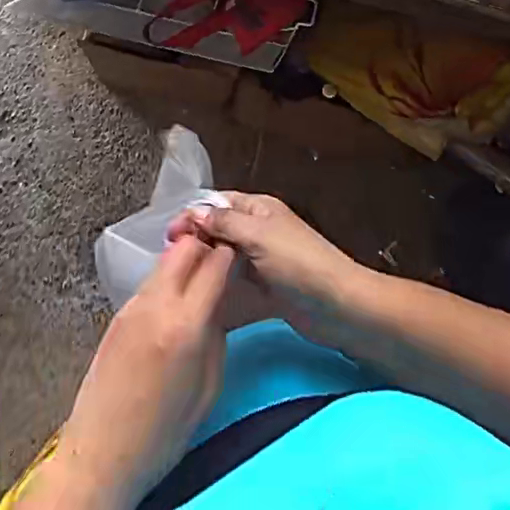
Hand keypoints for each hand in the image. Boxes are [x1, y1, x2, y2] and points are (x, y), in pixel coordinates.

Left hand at [46, 233, 235, 508]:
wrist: (102, 449)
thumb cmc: (163, 433)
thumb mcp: (208, 389)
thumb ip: (217, 337)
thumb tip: (218, 303)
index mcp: (185, 326)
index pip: (213, 266)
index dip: (229, 254)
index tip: (238, 254)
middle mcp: (156, 305)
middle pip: (184, 249)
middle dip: (205, 247)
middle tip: (219, 259)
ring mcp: (133, 305)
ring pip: (164, 262)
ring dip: (184, 261)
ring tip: (199, 280)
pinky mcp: (118, 313)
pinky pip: (149, 283)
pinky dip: (166, 281)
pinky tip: (175, 302)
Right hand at [173, 192, 367, 342]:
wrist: (340, 306)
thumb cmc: (299, 263)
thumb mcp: (258, 235)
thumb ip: (224, 222)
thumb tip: (194, 214)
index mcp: (258, 209)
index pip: (217, 204)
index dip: (193, 215)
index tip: (170, 234)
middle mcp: (259, 229)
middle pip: (220, 229)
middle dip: (197, 239)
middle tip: (171, 258)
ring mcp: (263, 259)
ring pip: (226, 256)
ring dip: (207, 263)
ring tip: (181, 278)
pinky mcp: (266, 288)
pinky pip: (237, 282)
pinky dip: (221, 285)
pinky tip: (203, 296)